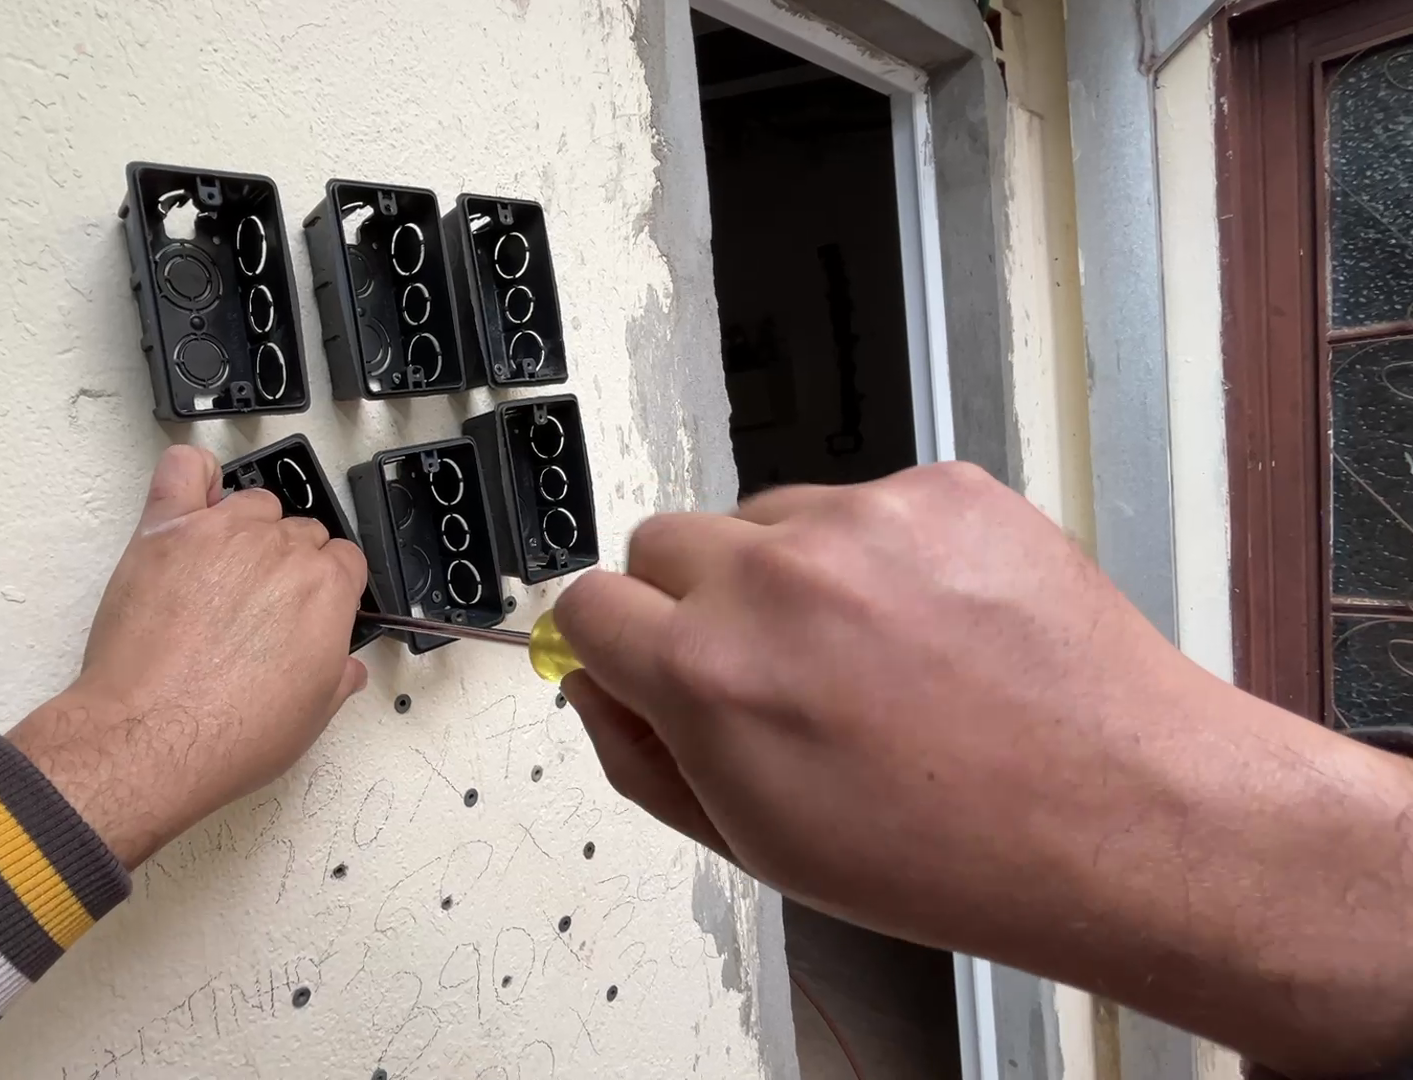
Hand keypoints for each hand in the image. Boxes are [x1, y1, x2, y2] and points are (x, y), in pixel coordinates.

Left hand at [8, 444, 367, 868]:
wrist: (150, 739)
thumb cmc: (229, 734)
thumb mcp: (312, 717)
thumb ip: (339, 677)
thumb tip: (346, 667)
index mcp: (327, 588)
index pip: (346, 558)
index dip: (329, 585)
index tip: (310, 606)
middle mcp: (283, 550)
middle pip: (302, 530)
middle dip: (289, 562)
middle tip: (261, 604)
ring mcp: (224, 533)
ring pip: (255, 502)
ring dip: (249, 527)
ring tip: (225, 569)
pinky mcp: (169, 529)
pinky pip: (186, 469)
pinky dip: (195, 476)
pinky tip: (196, 500)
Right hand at [556, 462, 1412, 1074]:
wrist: (1135, 823)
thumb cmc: (937, 854)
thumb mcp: (745, 838)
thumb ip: (633, 754)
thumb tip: (590, 680)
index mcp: (706, 673)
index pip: (586, 603)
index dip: (607, 634)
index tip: (635, 647)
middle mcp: (768, 580)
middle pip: (655, 541)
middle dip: (682, 597)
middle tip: (754, 653)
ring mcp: (858, 522)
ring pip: (749, 518)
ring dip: (772, 571)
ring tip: (853, 642)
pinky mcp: (934, 488)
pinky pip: (845, 503)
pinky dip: (859, 552)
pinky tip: (914, 615)